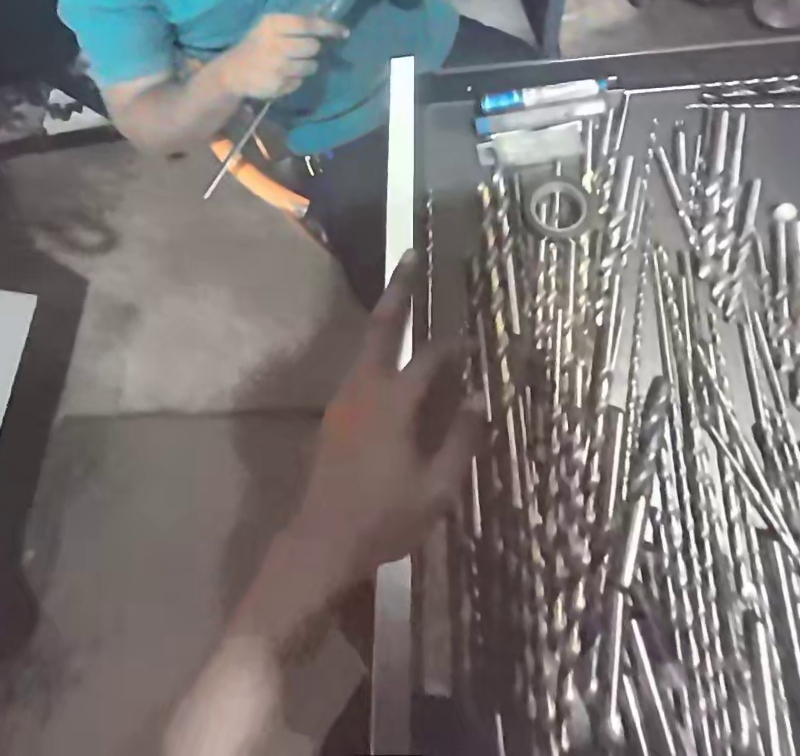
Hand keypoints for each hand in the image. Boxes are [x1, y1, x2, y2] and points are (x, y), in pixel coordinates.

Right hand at [211, 13, 346, 99]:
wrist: (233, 72)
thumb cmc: (256, 46)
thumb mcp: (269, 28)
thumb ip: (295, 25)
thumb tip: (327, 23)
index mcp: (272, 24)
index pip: (308, 23)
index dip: (328, 27)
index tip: (344, 32)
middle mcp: (275, 44)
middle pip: (313, 46)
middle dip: (312, 49)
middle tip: (301, 50)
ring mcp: (278, 66)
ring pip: (311, 66)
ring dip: (307, 65)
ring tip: (290, 63)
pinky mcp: (279, 85)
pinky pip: (301, 81)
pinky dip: (296, 79)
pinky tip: (282, 75)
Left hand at [284, 252, 482, 589]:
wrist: (320, 542)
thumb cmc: (384, 519)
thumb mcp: (436, 490)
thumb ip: (460, 440)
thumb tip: (479, 398)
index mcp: (394, 405)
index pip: (430, 359)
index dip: (453, 346)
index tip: (472, 341)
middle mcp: (365, 388)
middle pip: (383, 327)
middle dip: (398, 290)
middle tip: (409, 256)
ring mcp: (344, 397)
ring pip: (366, 342)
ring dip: (386, 314)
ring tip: (402, 292)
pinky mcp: (335, 410)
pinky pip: (360, 364)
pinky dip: (377, 345)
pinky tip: (389, 352)